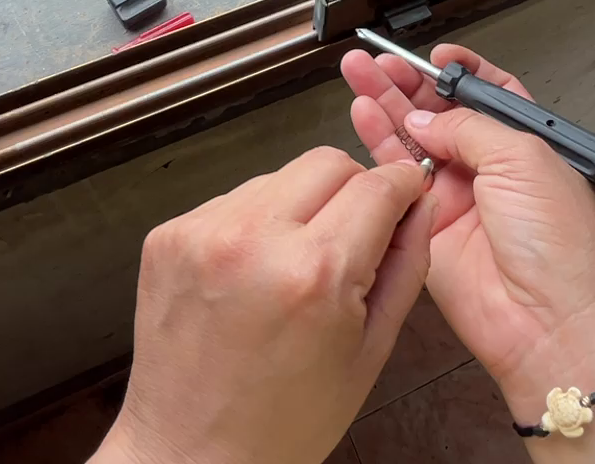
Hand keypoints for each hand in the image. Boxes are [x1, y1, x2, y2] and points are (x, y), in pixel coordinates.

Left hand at [94, 146, 436, 463]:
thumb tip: (424, 202)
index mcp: (315, 273)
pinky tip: (254, 268)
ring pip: (279, 175)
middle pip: (327, 161)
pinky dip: (256, 220)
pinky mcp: (170, 232)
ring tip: (294, 259)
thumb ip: (406, 265)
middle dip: (354, 186)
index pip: (376, 185)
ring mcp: (202, 230)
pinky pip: (234, 198)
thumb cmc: (288, 420)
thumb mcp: (370, 353)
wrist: (189, 456)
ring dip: (300, 203)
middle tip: (352, 231)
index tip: (408, 189)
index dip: (403, 183)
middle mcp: (254, 237)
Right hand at [341, 46, 594, 415]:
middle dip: (408, 82)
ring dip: (384, 102)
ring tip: (358, 72)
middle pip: (439, 111)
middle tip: (377, 61)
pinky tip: (363, 112)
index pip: (489, 95)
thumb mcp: (522, 159)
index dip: (462, 72)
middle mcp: (486, 165)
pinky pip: (394, 173)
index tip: (439, 57)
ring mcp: (454, 192)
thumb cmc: (560, 244)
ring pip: (411, 136)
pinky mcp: (424, 220)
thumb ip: (467, 127)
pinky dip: (376, 141)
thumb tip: (425, 118)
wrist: (548, 323)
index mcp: (522, 145)